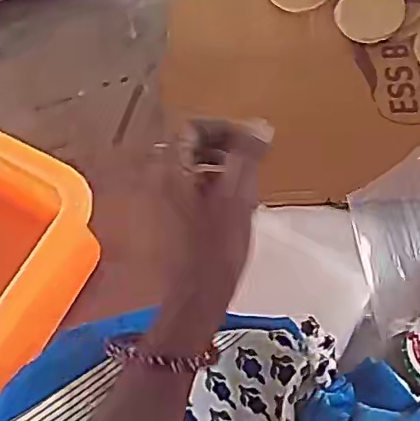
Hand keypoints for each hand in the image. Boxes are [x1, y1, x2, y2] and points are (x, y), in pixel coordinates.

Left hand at [157, 119, 272, 341]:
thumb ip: (246, 157)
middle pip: (190, 144)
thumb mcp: (239, 198)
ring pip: (191, 164)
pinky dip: (211, 183)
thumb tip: (259, 126)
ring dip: (219, 163)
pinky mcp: (168, 215)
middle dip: (224, 145)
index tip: (253, 139)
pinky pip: (189, 184)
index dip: (226, 129)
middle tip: (253, 156)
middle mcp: (160, 177)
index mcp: (173, 168)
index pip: (195, 127)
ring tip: (247, 177)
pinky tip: (232, 200)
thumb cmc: (217, 248)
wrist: (196, 295)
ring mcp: (161, 197)